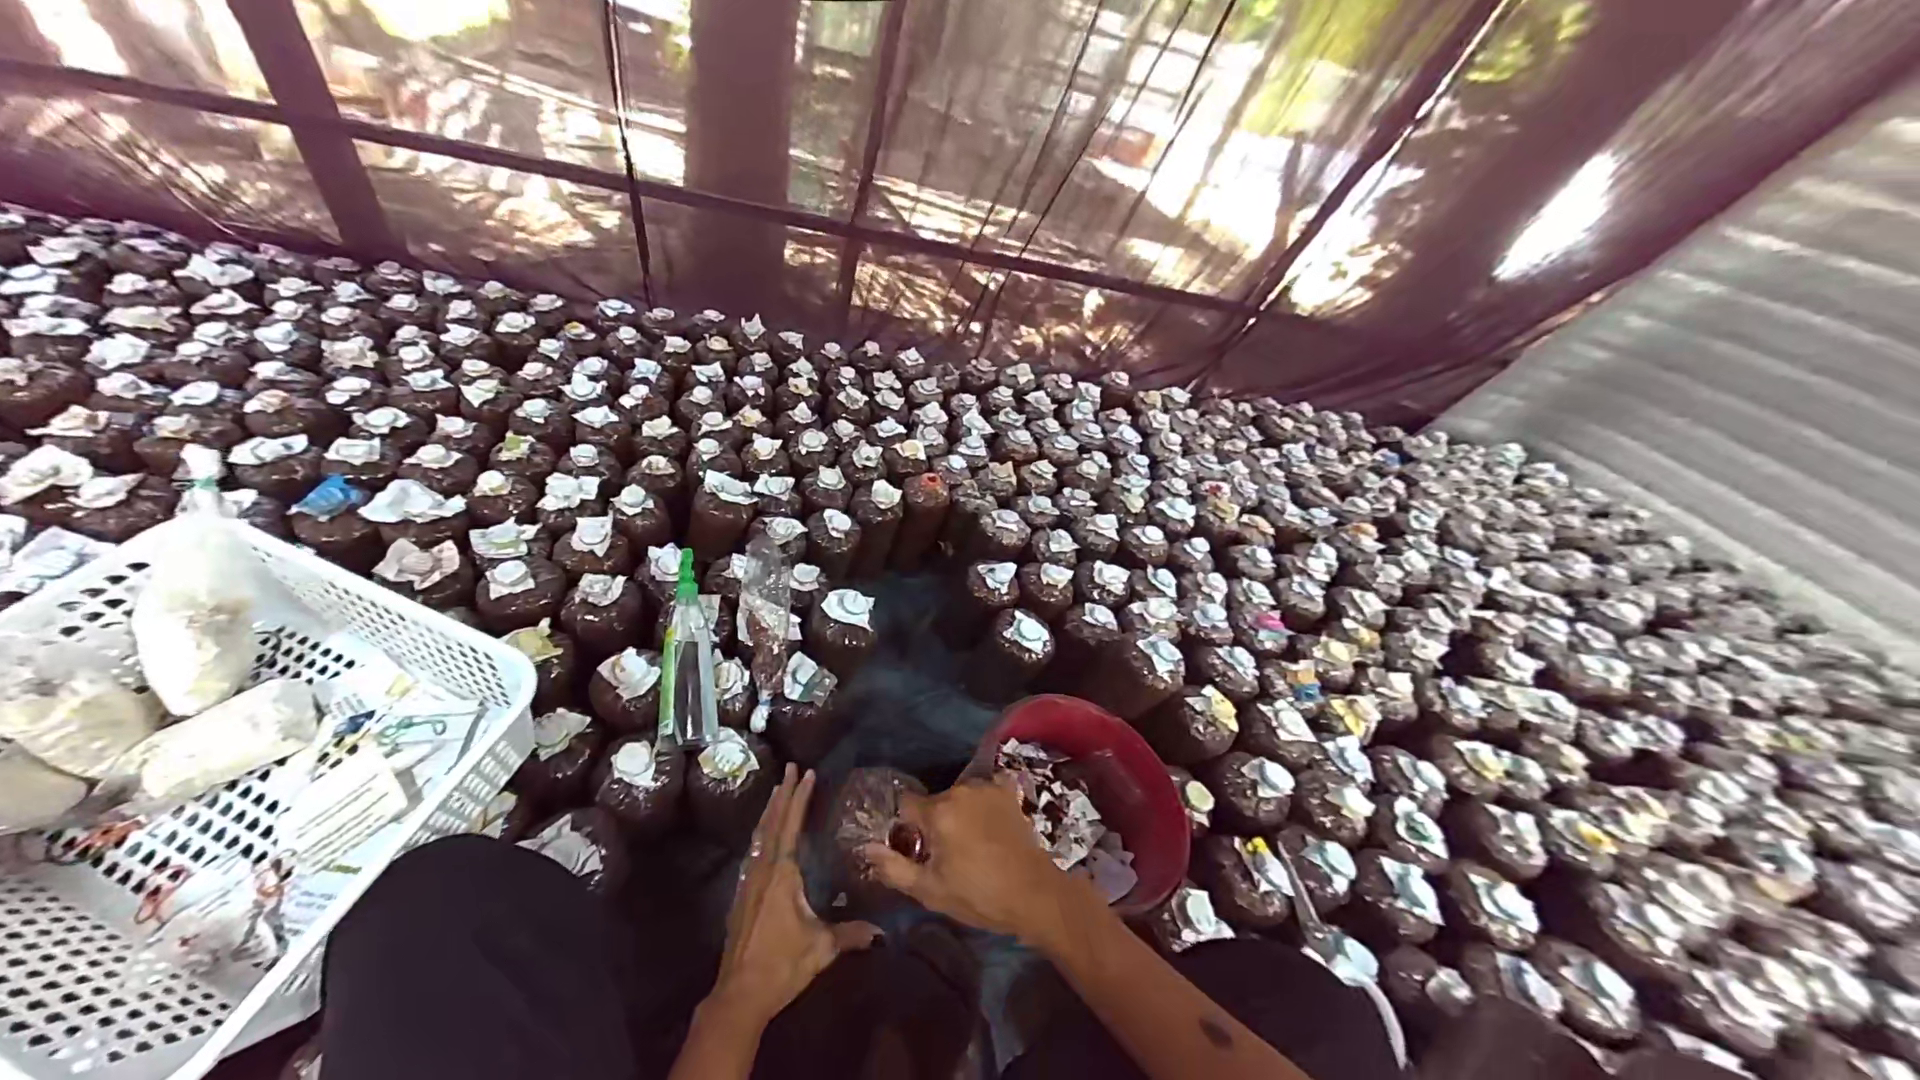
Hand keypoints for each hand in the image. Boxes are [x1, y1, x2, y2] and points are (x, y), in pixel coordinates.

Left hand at [712, 764, 878, 1028]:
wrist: (738, 996)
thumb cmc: (781, 965)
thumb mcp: (821, 948)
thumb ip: (851, 934)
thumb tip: (881, 932)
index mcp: (781, 874)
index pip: (791, 825)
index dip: (800, 798)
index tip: (807, 773)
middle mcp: (762, 870)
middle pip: (772, 822)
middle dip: (782, 794)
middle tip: (789, 768)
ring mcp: (748, 882)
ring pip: (759, 835)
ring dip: (770, 810)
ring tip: (777, 790)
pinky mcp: (741, 896)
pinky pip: (753, 851)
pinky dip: (762, 832)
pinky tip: (763, 834)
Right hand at [859, 775, 1097, 947]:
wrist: (1034, 894)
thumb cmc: (978, 895)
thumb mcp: (930, 890)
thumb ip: (893, 867)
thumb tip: (866, 847)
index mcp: (937, 812)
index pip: (905, 805)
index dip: (905, 826)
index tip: (914, 847)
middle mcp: (960, 790)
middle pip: (934, 801)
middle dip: (933, 822)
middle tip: (945, 853)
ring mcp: (987, 788)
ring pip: (959, 796)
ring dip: (959, 813)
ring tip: (971, 843)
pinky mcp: (1009, 792)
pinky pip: (986, 789)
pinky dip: (984, 802)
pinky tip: (989, 823)